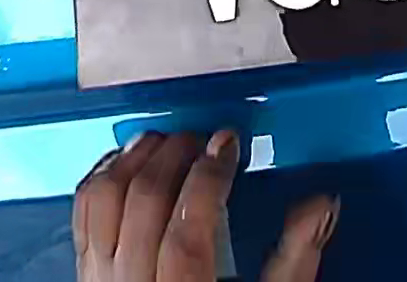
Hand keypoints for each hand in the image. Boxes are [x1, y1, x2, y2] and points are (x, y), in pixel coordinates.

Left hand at [74, 129, 337, 281]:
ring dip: (137, 158)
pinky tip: (132, 159)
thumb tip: (323, 201)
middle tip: (205, 139)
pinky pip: (83, 211)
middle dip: (177, 155)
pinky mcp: (85, 274)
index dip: (207, 180)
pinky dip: (106, 173)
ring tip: (170, 142)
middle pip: (144, 205)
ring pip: (106, 199)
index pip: (185, 236)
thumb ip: (295, 261)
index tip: (228, 142)